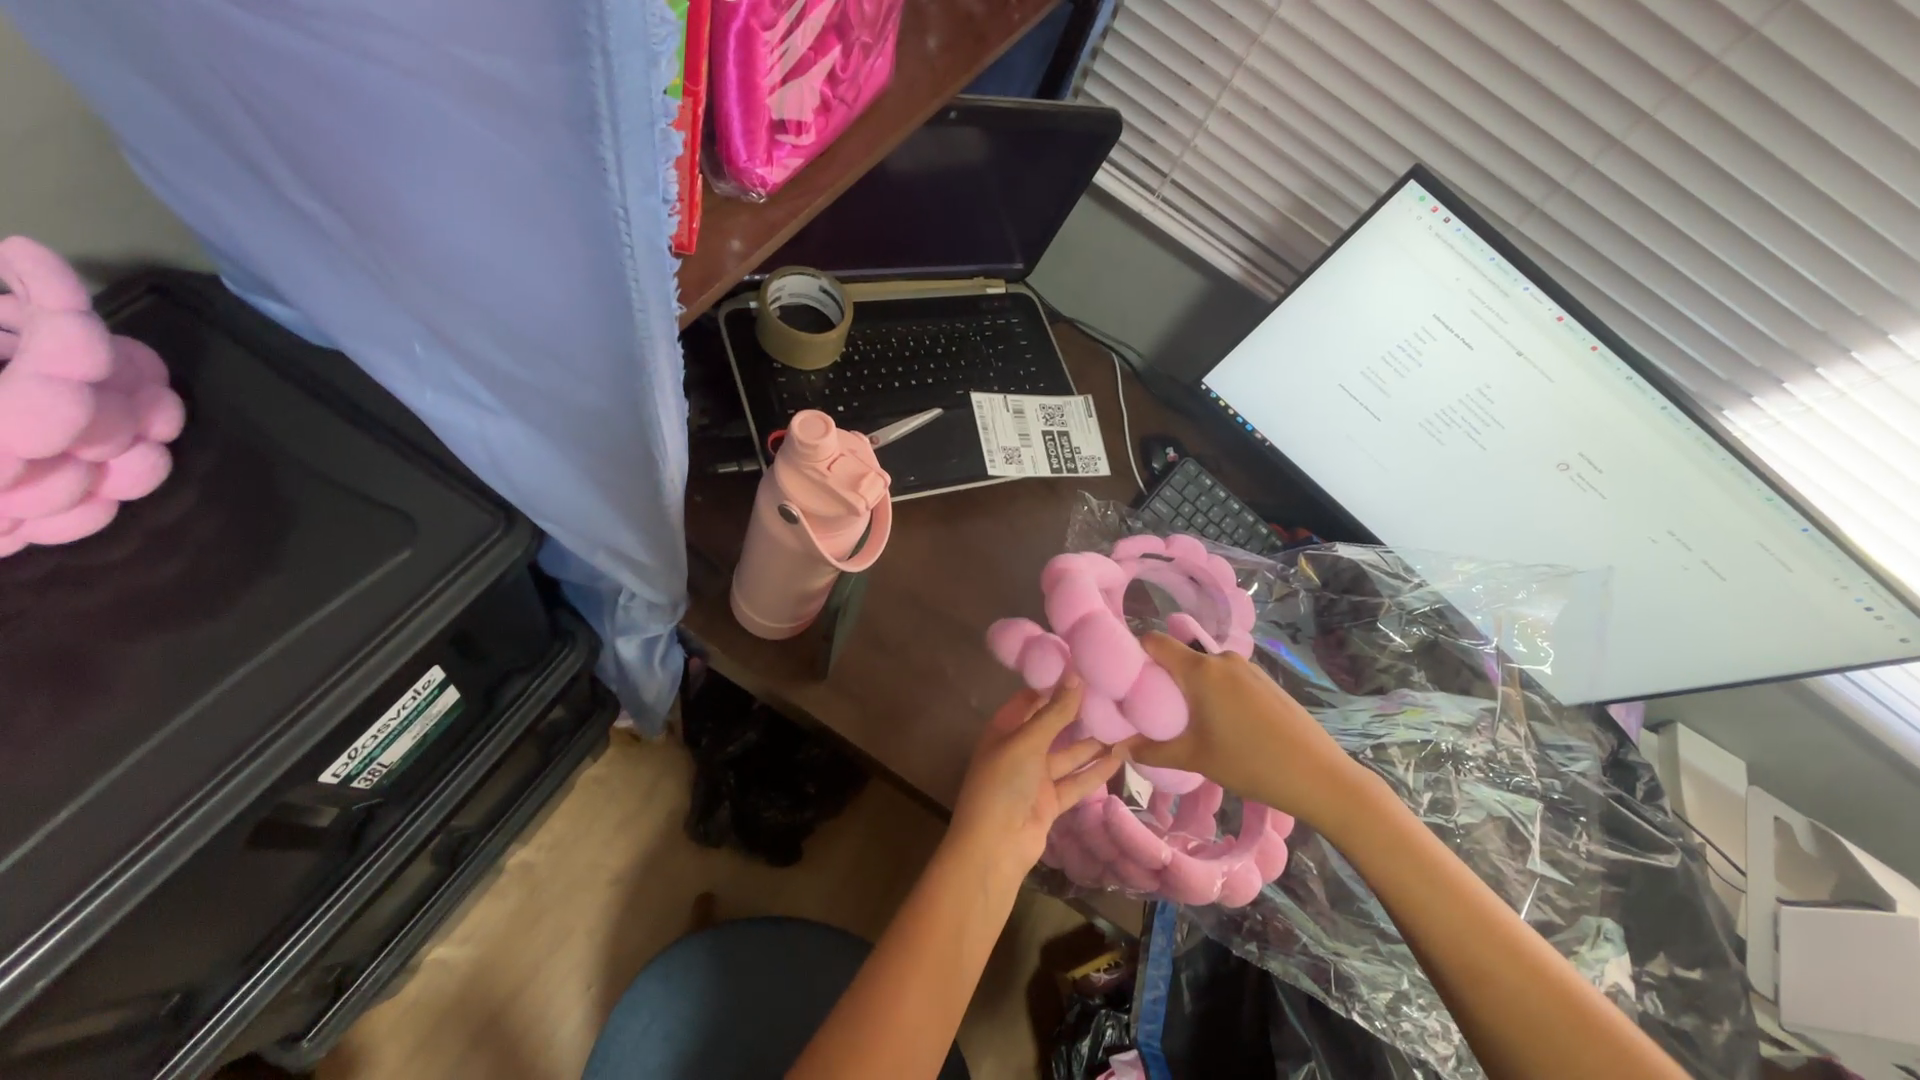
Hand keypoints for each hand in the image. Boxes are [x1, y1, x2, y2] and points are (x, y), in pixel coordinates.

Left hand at [948, 678, 1124, 870]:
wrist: (994, 847)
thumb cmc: (1002, 784)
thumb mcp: (1027, 742)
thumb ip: (1054, 713)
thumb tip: (1076, 676)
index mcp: (1004, 730)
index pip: (1030, 699)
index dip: (1053, 684)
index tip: (1084, 668)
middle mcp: (1019, 750)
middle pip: (1052, 726)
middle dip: (1077, 713)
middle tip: (1112, 694)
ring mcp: (1035, 778)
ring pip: (1068, 754)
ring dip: (1092, 743)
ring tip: (1123, 723)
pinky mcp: (1050, 801)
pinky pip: (1076, 781)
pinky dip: (1095, 771)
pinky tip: (1119, 757)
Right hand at [1127, 633, 1373, 827]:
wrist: (1318, 775)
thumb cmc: (1249, 763)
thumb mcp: (1194, 758)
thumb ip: (1152, 750)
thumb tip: (1119, 748)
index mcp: (1200, 670)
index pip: (1155, 642)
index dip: (1135, 654)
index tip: (1125, 680)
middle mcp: (1223, 659)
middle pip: (1180, 655)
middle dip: (1162, 677)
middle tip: (1151, 708)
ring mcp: (1248, 668)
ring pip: (1205, 667)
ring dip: (1191, 687)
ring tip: (1186, 720)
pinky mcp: (1266, 681)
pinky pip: (1227, 677)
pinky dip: (1214, 692)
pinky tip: (1220, 724)